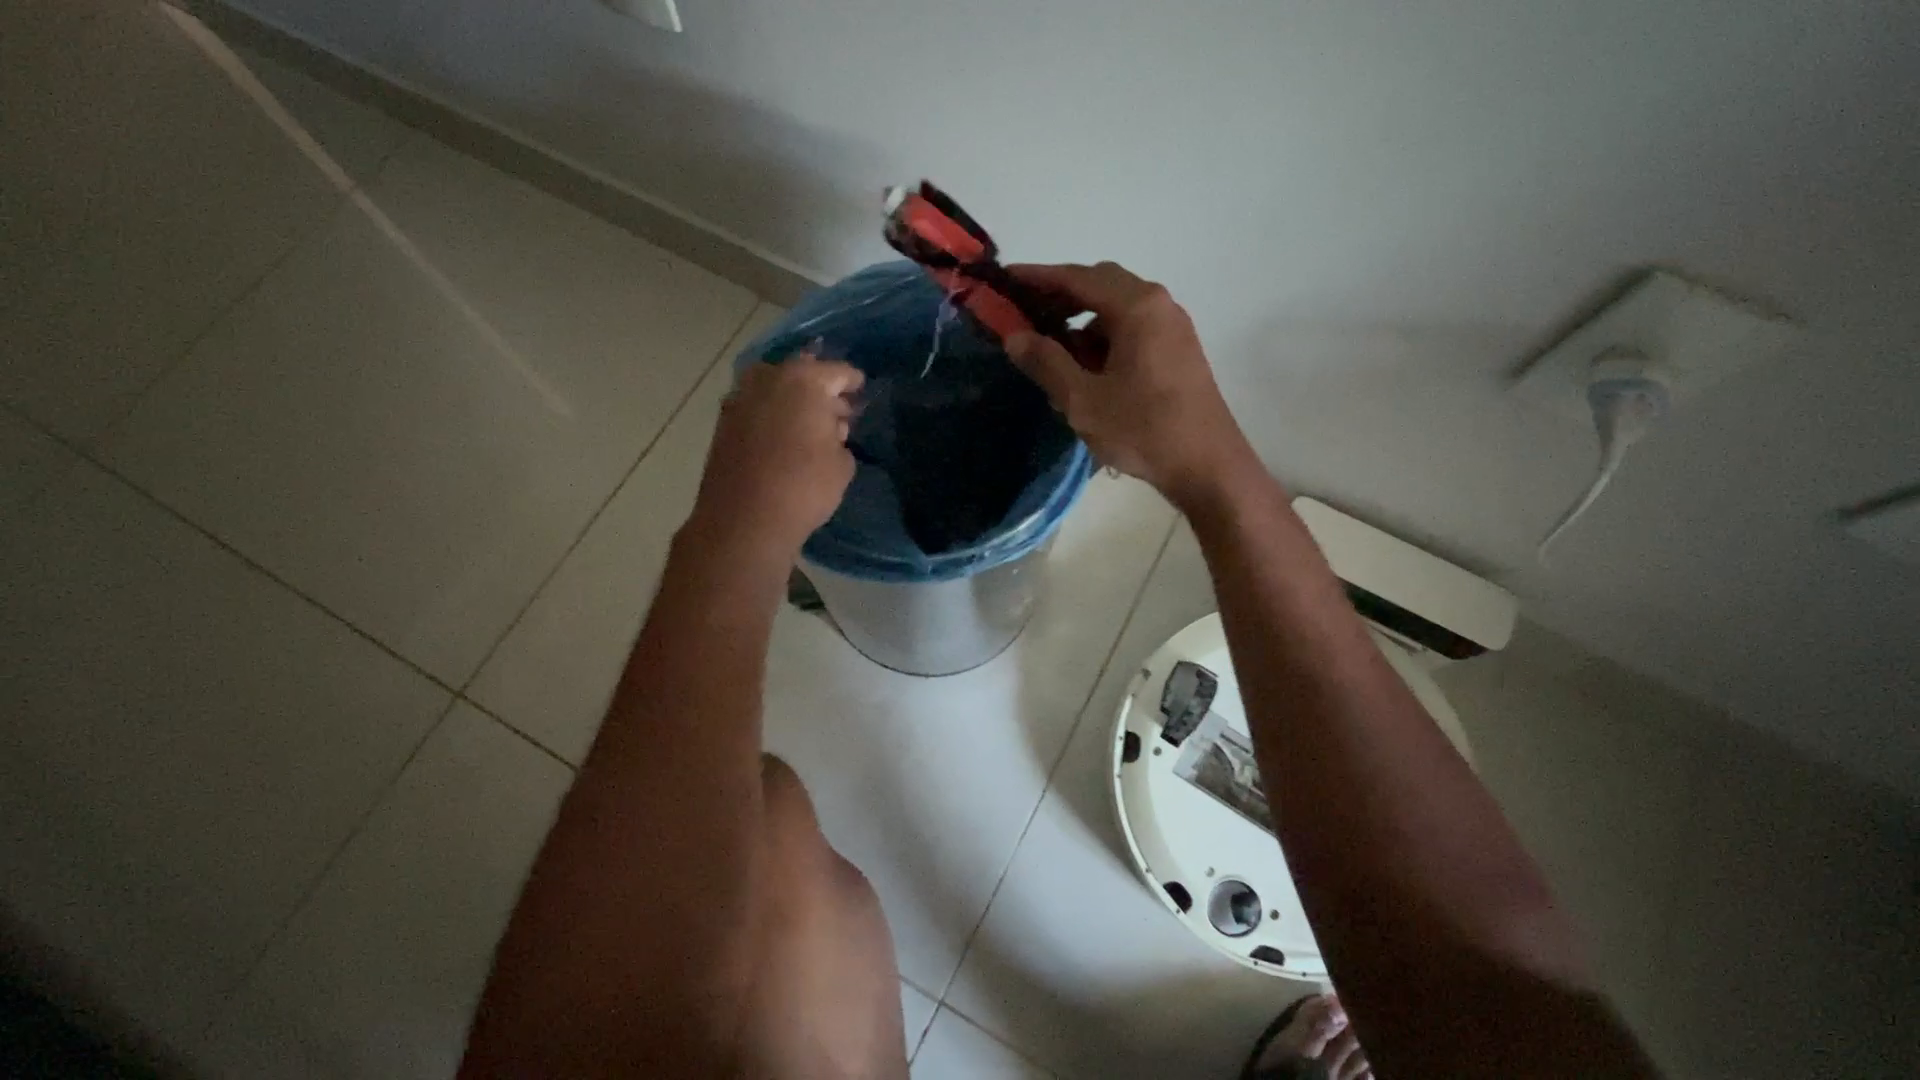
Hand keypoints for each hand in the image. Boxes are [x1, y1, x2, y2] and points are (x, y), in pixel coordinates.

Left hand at [689, 352, 863, 559]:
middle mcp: (769, 379)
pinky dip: (772, 415)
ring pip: (775, 388)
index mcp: (805, 380)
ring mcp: (741, 398)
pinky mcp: (723, 422)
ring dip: (793, 400)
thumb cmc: (804, 487)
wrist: (744, 520)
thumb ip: (839, 437)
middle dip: (820, 389)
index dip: (853, 382)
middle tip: (837, 410)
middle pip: (802, 373)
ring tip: (809, 424)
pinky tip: (784, 436)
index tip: (860, 390)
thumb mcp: (842, 464)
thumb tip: (830, 430)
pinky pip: (757, 408)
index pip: (838, 372)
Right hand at [1003, 262, 1257, 509]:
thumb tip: (1015, 336)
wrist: (1209, 467)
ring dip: (1083, 322)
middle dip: (1061, 297)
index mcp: (1137, 307)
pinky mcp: (1178, 350)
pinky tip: (1087, 370)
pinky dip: (1104, 338)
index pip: (1077, 278)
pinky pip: (1133, 328)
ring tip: (1052, 354)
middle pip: (1100, 285)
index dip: (1037, 278)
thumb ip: (1046, 363)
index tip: (1005, 280)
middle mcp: (1159, 305)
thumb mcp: (1083, 401)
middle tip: (1025, 316)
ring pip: (1117, 309)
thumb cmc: (1144, 431)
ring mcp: (1173, 327)